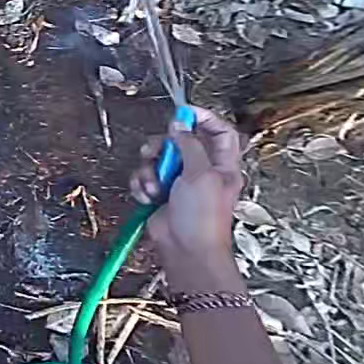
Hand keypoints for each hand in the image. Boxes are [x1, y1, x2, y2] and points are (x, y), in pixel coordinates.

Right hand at [129, 106, 245, 294]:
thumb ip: (189, 145)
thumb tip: (179, 125)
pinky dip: (142, 185)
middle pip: (180, 142)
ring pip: (157, 159)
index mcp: (221, 165)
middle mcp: (201, 171)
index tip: (183, 112)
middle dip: (163, 147)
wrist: (186, 251)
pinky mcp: (159, 193)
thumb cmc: (202, 218)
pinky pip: (144, 177)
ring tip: (153, 186)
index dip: (203, 118)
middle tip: (155, 153)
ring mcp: (179, 182)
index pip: (219, 132)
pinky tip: (148, 197)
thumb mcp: (200, 174)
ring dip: (149, 171)